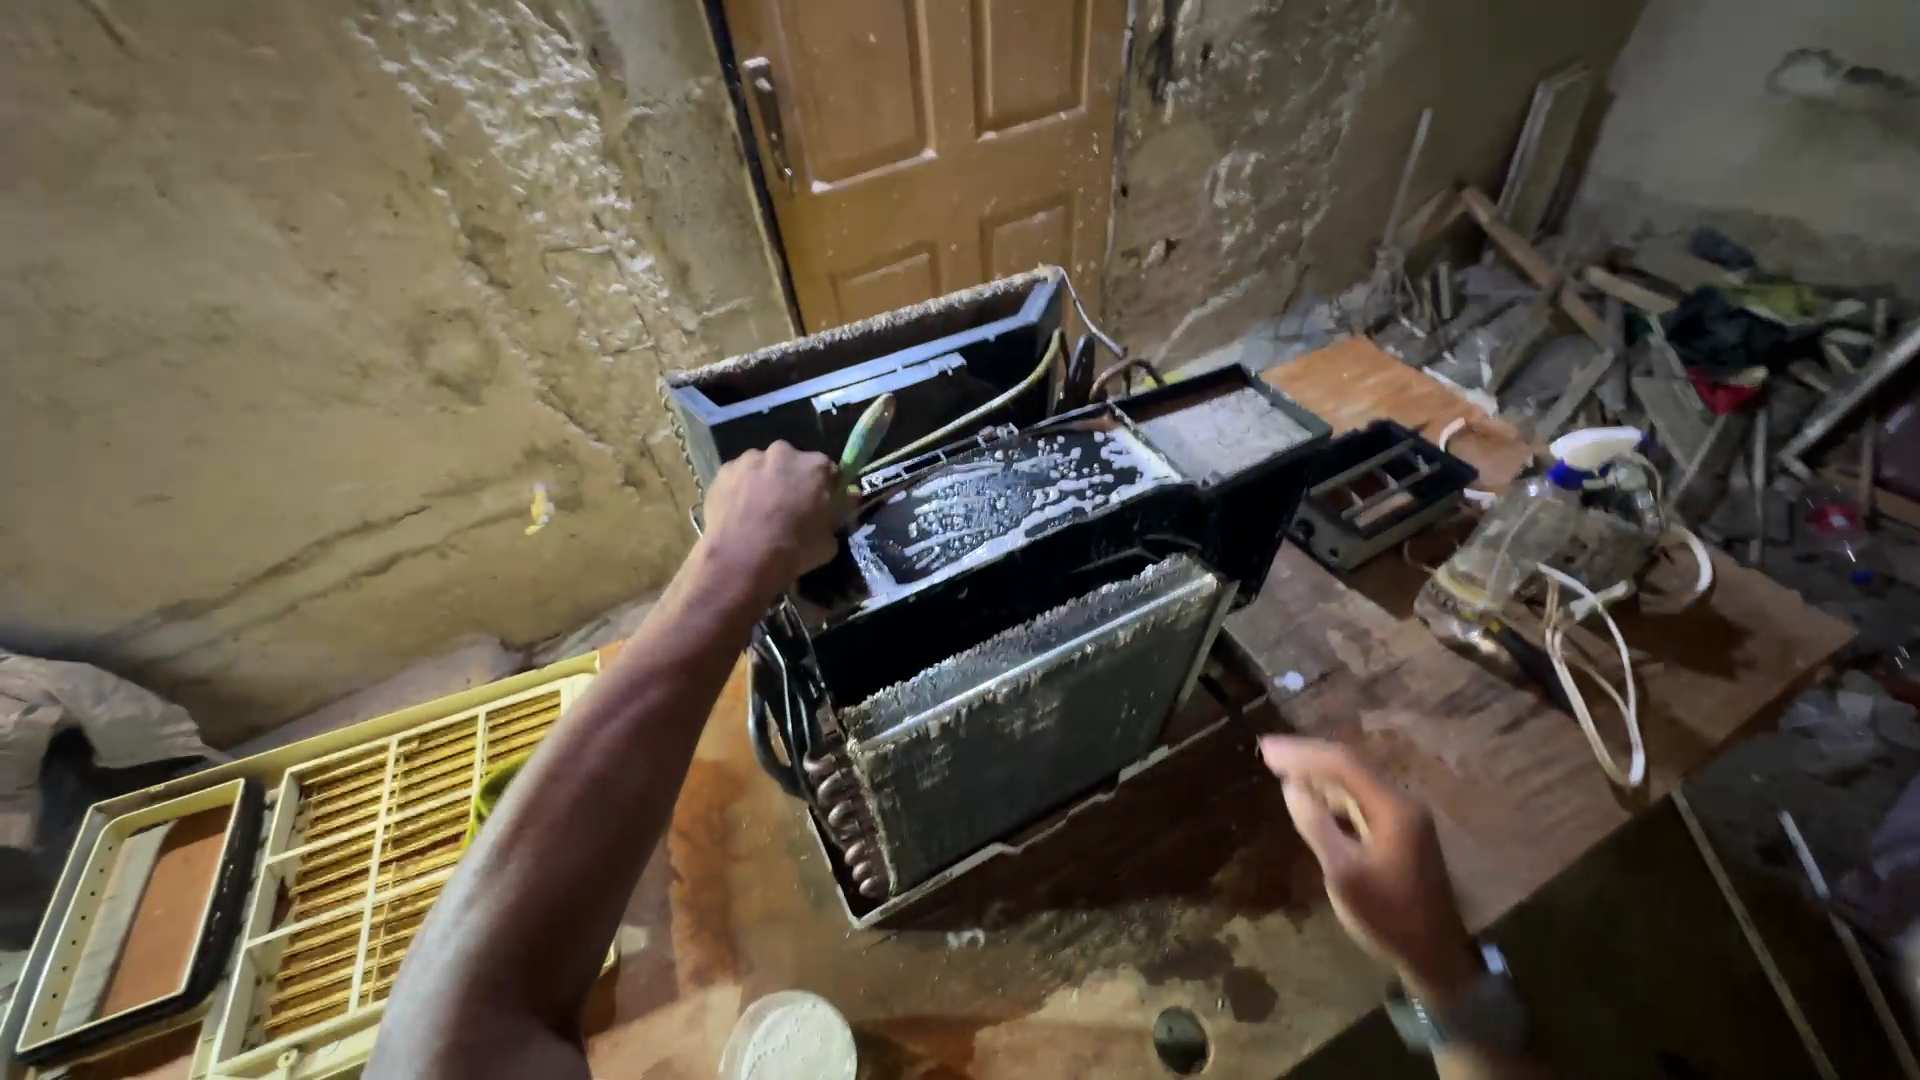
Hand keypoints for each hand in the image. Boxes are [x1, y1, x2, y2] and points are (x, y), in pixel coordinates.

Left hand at [700, 442, 840, 593]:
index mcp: (815, 466)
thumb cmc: (794, 549)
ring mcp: (749, 459)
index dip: (826, 488)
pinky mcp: (723, 471)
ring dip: (765, 482)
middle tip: (789, 508)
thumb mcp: (829, 541)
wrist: (742, 558)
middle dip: (792, 480)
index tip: (821, 505)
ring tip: (760, 512)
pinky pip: (738, 478)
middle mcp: (783, 453)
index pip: (828, 471)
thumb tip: (845, 504)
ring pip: (762, 467)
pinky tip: (739, 513)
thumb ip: (838, 516)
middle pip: (792, 464)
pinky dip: (740, 490)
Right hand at [1259, 735, 1481, 1005]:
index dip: (1300, 752)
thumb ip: (1316, 825)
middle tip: (1267, 751)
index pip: (1341, 763)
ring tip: (1281, 767)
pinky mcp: (1399, 831)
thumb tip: (1291, 786)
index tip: (1264, 748)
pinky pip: (1358, 798)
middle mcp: (1401, 803)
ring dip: (1317, 772)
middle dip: (1306, 755)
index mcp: (1392, 808)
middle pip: (1348, 765)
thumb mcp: (1343, 874)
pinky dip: (1330, 792)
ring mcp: (1403, 817)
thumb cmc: (1387, 916)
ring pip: (1353, 781)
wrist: (1434, 957)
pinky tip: (1310, 795)